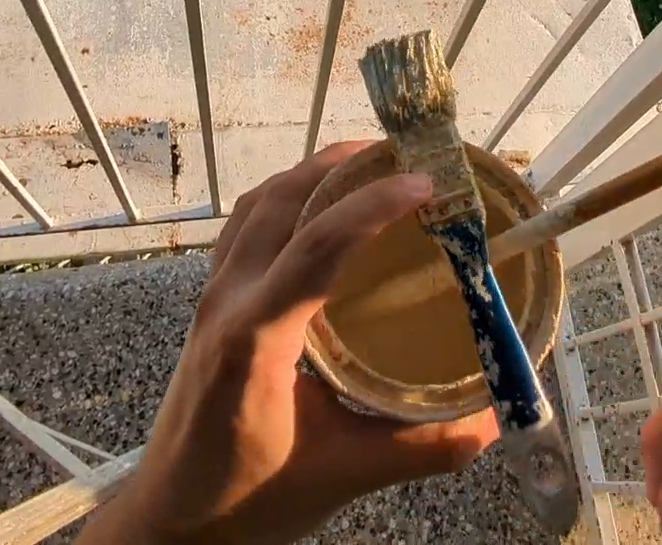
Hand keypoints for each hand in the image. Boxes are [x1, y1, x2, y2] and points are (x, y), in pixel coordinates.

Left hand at [79, 141, 500, 544]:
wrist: (169, 521)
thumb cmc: (245, 503)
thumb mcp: (340, 478)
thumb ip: (420, 449)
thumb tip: (492, 422)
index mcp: (255, 339)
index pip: (314, 247)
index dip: (371, 205)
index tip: (423, 184)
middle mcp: (227, 299)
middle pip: (280, 202)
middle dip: (339, 165)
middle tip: (399, 154)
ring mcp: (212, 293)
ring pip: (258, 204)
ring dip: (309, 172)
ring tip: (362, 163)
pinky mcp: (211, 298)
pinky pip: (245, 223)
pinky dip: (284, 195)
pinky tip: (316, 205)